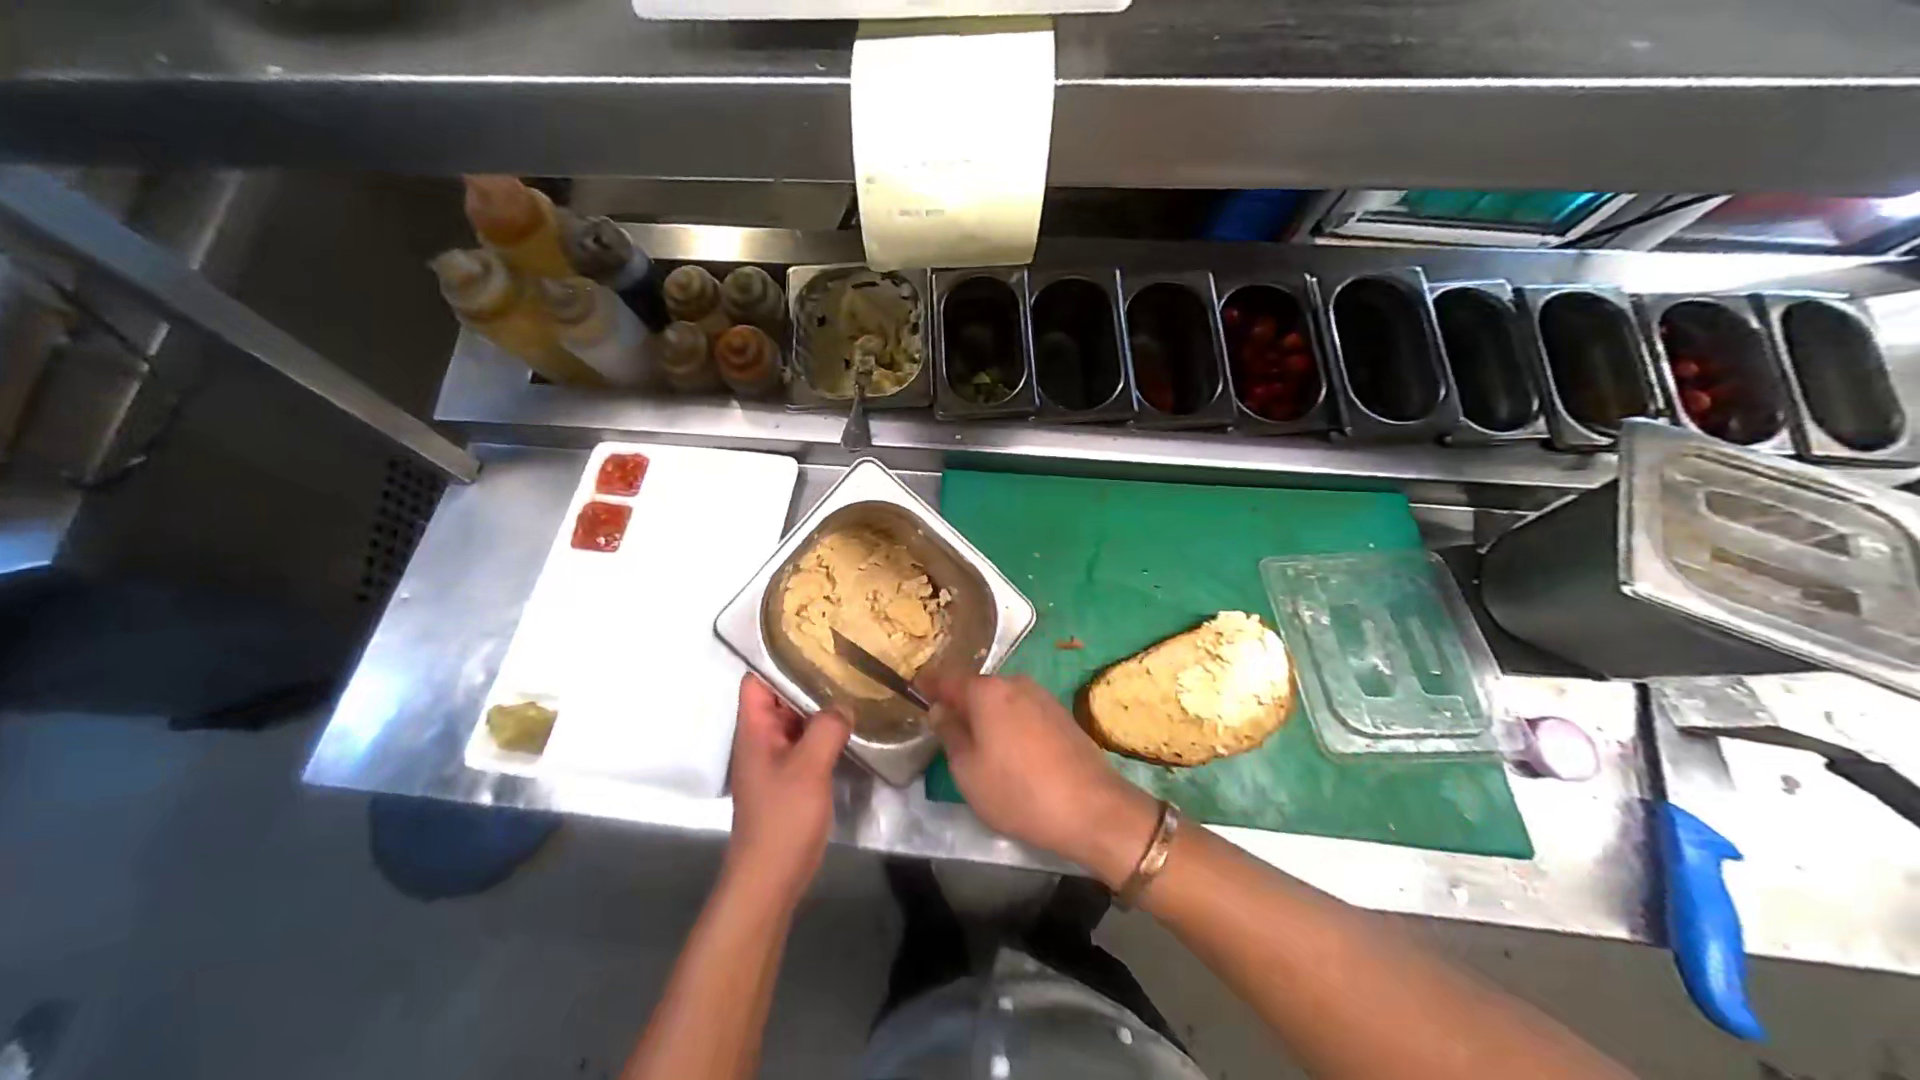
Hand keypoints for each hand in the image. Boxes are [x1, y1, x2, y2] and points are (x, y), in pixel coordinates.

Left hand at [725, 674, 850, 904]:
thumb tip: (845, 704)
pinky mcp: (794, 776)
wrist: (771, 877)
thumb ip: (827, 728)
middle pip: (781, 696)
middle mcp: (763, 738)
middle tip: (848, 657)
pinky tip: (855, 724)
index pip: (758, 680)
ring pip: (798, 719)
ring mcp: (778, 758)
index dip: (778, 657)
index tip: (813, 640)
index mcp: (754, 729)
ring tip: (857, 682)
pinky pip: (809, 742)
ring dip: (822, 705)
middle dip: (809, 677)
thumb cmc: (782, 818)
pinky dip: (827, 730)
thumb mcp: (808, 767)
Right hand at [925, 674, 1158, 887]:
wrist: (1092, 809)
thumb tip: (941, 709)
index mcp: (987, 691)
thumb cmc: (1018, 792)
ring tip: (975, 741)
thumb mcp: (968, 771)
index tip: (914, 689)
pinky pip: (1022, 710)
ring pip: (1001, 698)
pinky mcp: (1061, 714)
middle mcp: (1015, 683)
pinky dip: (1008, 722)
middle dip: (959, 701)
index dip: (928, 683)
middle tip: (943, 725)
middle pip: (977, 686)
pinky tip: (1008, 748)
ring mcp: (1042, 696)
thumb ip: (949, 733)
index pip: (947, 677)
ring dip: (985, 713)